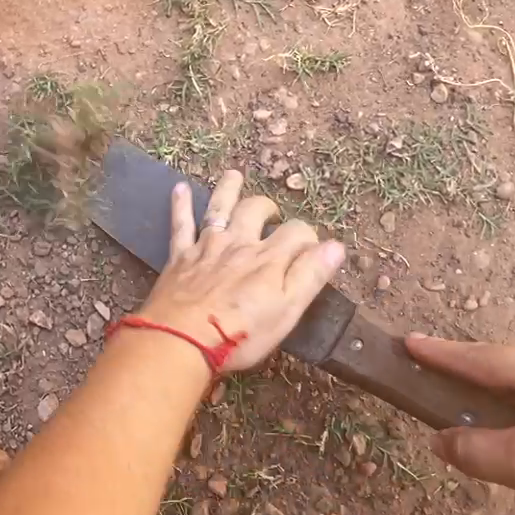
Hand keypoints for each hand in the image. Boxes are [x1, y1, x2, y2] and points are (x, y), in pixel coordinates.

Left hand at [130, 171, 344, 373]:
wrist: (183, 339)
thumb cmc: (241, 333)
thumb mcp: (287, 310)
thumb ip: (310, 276)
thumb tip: (335, 246)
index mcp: (268, 259)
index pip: (297, 232)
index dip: (308, 237)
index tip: (312, 248)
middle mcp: (238, 244)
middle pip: (255, 211)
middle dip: (267, 208)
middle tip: (272, 213)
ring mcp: (207, 247)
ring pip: (219, 208)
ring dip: (227, 190)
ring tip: (233, 175)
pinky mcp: (180, 257)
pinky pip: (180, 225)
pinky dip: (180, 205)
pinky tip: (179, 188)